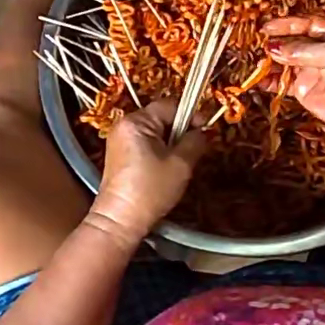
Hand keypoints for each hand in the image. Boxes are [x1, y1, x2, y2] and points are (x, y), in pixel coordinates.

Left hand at [89, 98, 206, 239]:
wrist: (119, 219)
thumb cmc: (150, 190)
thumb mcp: (181, 164)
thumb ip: (195, 141)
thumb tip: (202, 131)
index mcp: (136, 122)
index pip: (169, 105)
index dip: (191, 114)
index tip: (206, 128)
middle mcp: (123, 125)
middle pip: (160, 117)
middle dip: (180, 130)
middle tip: (195, 148)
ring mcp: (118, 140)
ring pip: (153, 132)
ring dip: (170, 142)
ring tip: (182, 162)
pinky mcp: (118, 155)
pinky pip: (143, 144)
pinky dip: (158, 151)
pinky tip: (166, 169)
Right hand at [262, 17, 324, 136]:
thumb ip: (302, 49)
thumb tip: (274, 49)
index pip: (308, 24)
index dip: (287, 25)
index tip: (267, 27)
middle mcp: (324, 51)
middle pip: (294, 43)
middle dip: (275, 43)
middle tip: (255, 44)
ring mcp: (313, 71)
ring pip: (285, 62)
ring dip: (269, 62)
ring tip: (253, 61)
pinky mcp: (304, 90)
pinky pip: (282, 83)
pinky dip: (269, 81)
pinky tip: (257, 79)